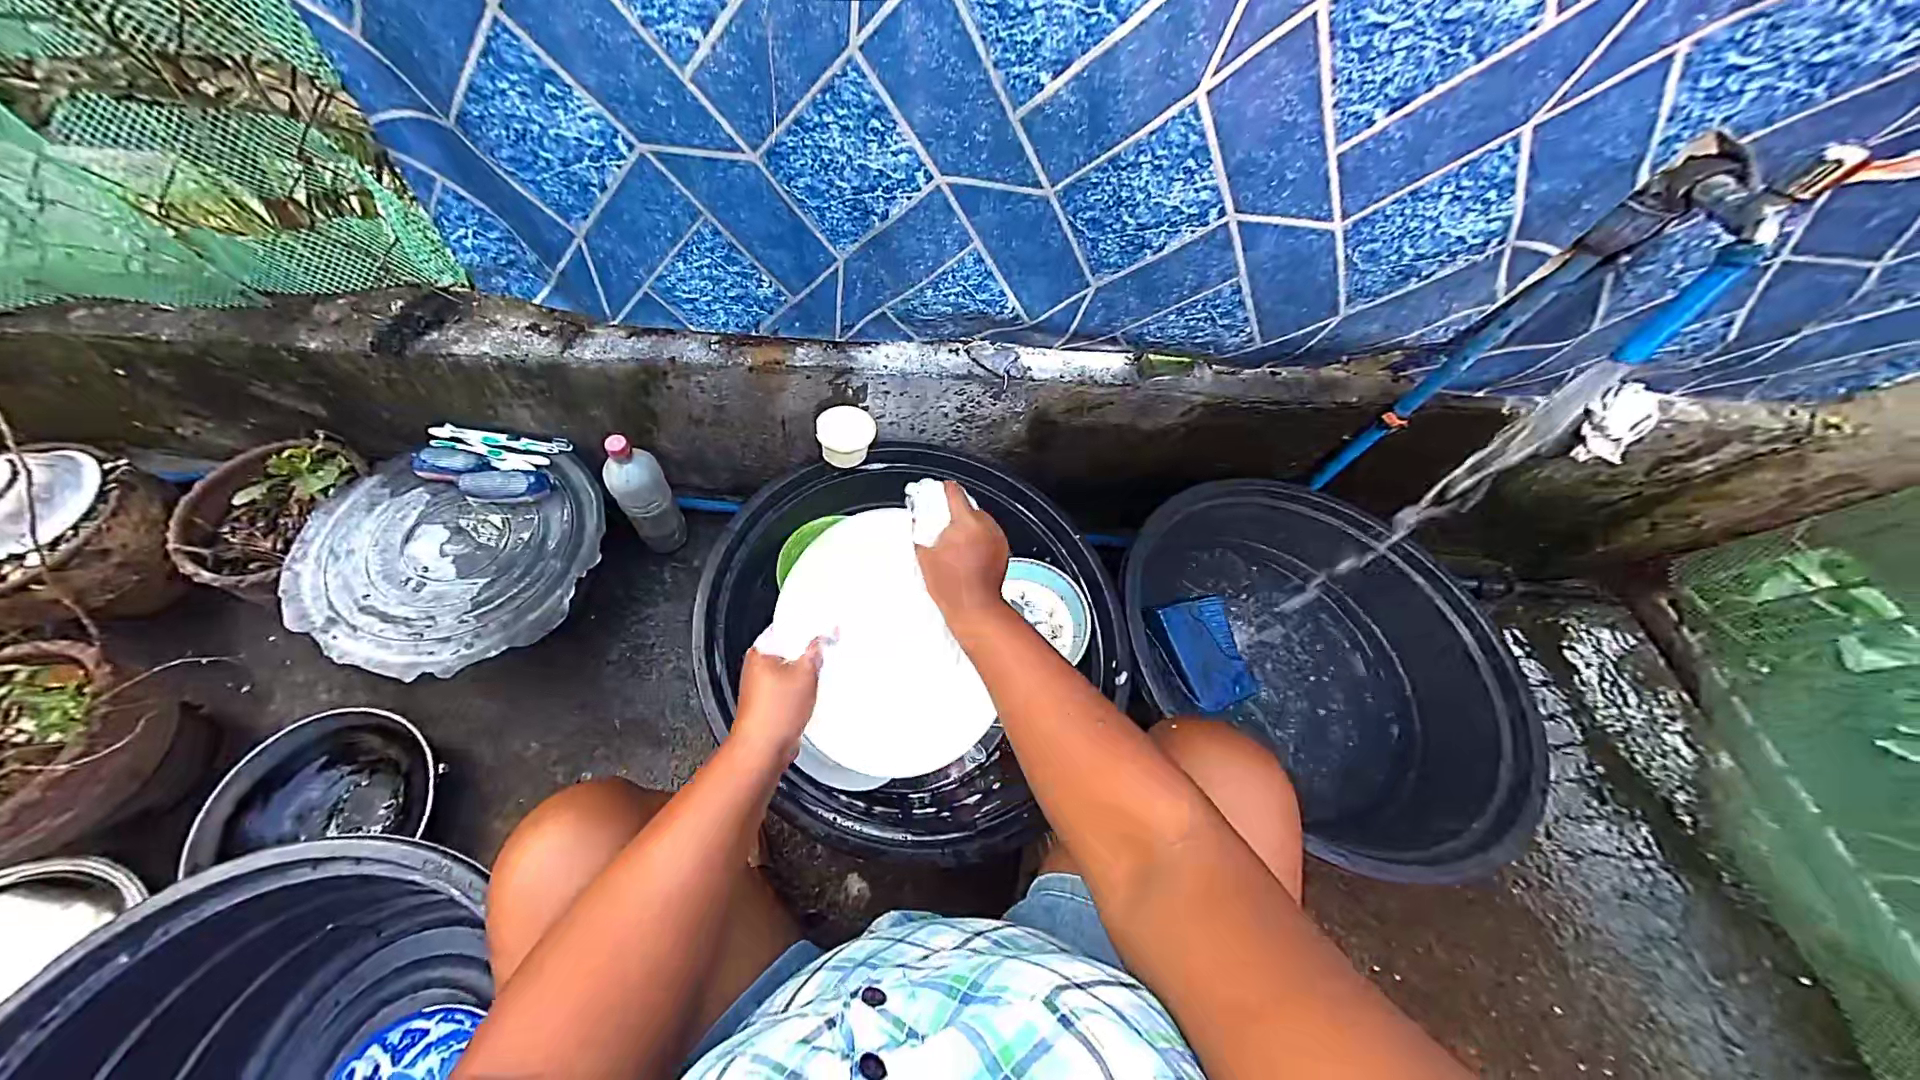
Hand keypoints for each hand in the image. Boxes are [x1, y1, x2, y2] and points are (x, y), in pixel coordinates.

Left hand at [733, 640, 826, 759]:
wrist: (764, 749)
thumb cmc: (773, 714)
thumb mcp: (806, 674)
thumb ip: (815, 652)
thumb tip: (821, 641)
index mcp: (760, 651)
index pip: (787, 628)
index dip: (808, 628)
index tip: (826, 631)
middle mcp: (757, 666)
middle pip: (790, 649)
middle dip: (808, 653)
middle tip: (823, 656)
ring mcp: (762, 685)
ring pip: (791, 669)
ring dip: (805, 672)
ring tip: (814, 680)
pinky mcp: (770, 701)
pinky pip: (790, 687)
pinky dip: (801, 688)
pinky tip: (809, 695)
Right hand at [915, 480, 1009, 629]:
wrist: (974, 607)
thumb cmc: (952, 587)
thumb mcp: (925, 557)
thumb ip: (919, 534)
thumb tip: (915, 524)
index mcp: (964, 523)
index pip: (955, 494)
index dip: (947, 489)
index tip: (943, 487)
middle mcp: (985, 526)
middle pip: (970, 508)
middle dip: (958, 514)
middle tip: (945, 524)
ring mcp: (997, 538)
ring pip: (982, 521)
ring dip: (970, 526)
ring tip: (956, 542)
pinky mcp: (1003, 550)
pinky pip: (990, 535)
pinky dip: (980, 538)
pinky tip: (969, 552)